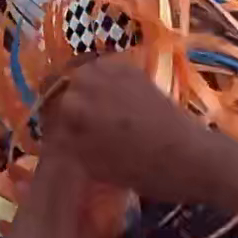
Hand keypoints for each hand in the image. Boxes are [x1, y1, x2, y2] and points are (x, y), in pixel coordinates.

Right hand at [39, 58, 229, 204]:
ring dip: (85, 89)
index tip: (61, 134)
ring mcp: (111, 69)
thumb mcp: (92, 164)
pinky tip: (118, 104)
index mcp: (71, 105)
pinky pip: (106, 70)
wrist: (191, 156)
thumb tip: (52, 131)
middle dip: (66, 100)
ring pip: (83, 73)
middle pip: (62, 83)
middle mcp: (86, 78)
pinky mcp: (132, 68)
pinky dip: (105, 82)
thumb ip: (66, 142)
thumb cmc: (140, 169)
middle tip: (80, 124)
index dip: (50, 120)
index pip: (45, 104)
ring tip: (99, 113)